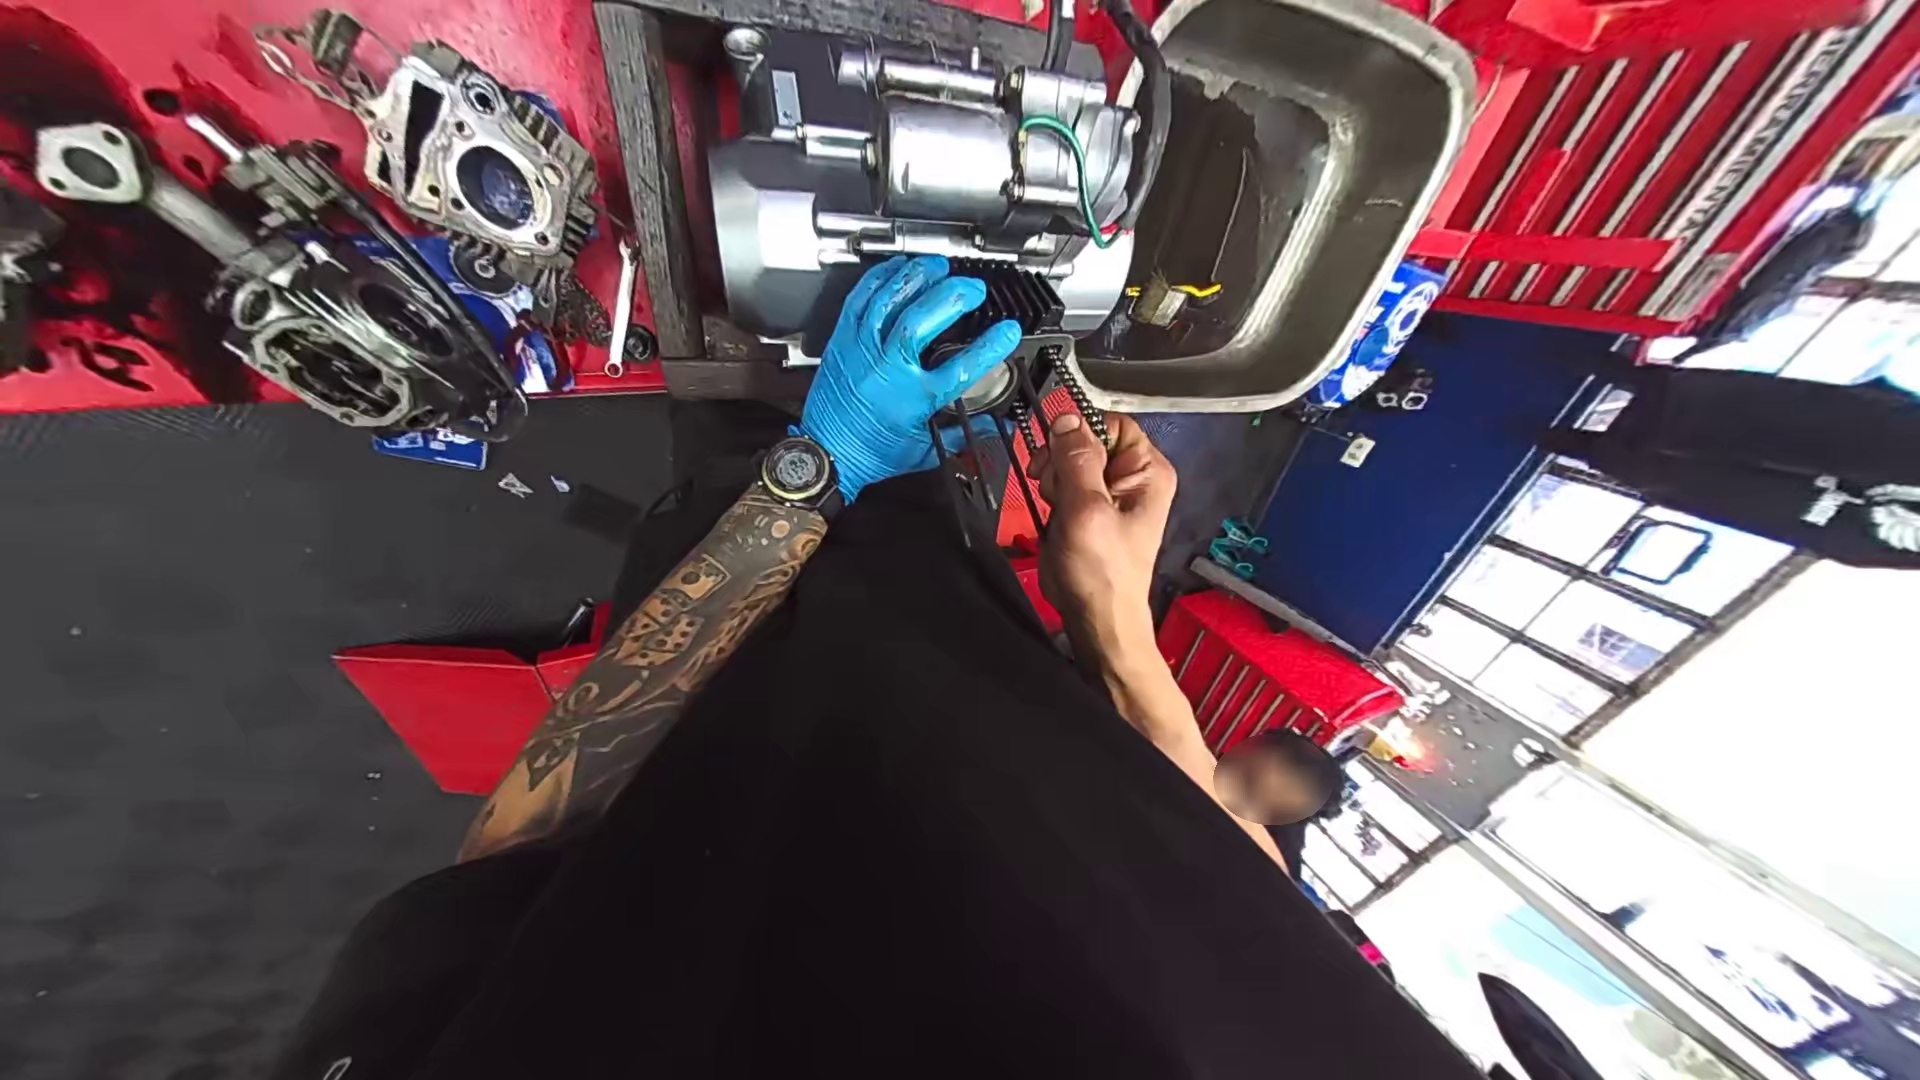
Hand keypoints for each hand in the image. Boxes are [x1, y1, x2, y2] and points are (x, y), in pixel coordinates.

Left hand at [799, 255, 1021, 500]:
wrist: (827, 454)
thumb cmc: (871, 454)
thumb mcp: (924, 449)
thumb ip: (963, 434)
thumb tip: (996, 427)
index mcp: (914, 398)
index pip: (961, 365)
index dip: (990, 345)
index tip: (1007, 330)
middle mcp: (889, 368)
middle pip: (924, 318)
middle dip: (954, 295)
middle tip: (974, 289)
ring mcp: (863, 350)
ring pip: (891, 300)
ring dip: (919, 277)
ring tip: (939, 267)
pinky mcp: (844, 341)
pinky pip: (861, 298)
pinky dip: (881, 278)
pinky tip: (897, 269)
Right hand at [1028, 410, 1176, 654]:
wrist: (1096, 618)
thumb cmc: (1099, 571)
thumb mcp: (1087, 510)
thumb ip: (1076, 460)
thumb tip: (1066, 418)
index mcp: (1147, 471)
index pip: (1111, 424)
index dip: (1080, 435)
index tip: (1056, 457)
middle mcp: (1132, 477)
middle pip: (1086, 441)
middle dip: (1062, 463)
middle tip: (1057, 493)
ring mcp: (1109, 494)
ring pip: (1069, 462)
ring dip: (1054, 482)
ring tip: (1058, 511)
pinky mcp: (1088, 509)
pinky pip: (1064, 484)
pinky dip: (1052, 496)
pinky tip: (1055, 516)